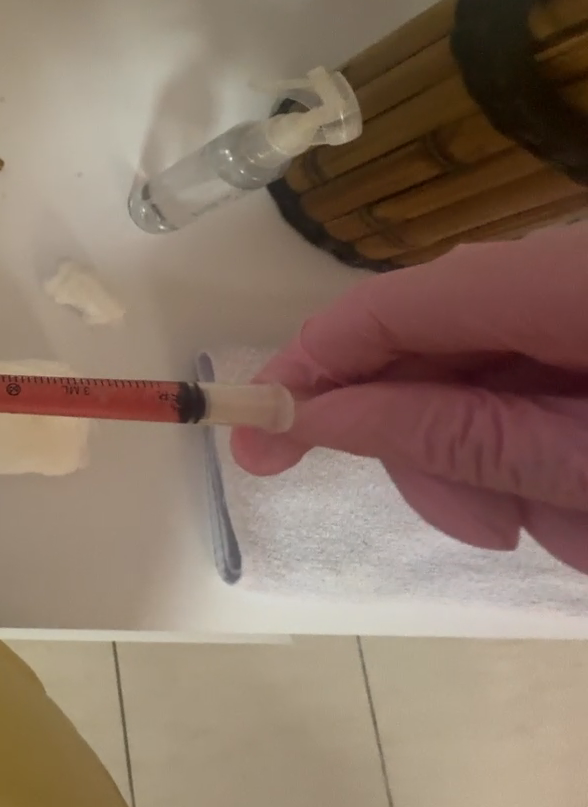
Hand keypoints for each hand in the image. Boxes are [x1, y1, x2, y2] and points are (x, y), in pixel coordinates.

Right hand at [232, 222, 587, 569]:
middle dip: (429, 445)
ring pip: (490, 378)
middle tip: (473, 527)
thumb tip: (308, 416)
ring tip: (575, 534)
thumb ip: (444, 434)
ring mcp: (584, 301)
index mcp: (552, 281)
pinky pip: (548, 382)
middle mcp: (562, 272)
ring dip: (502, 463)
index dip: (298, 376)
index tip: (253, 449)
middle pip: (429, 350)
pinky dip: (554, 446)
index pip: (372, 314)